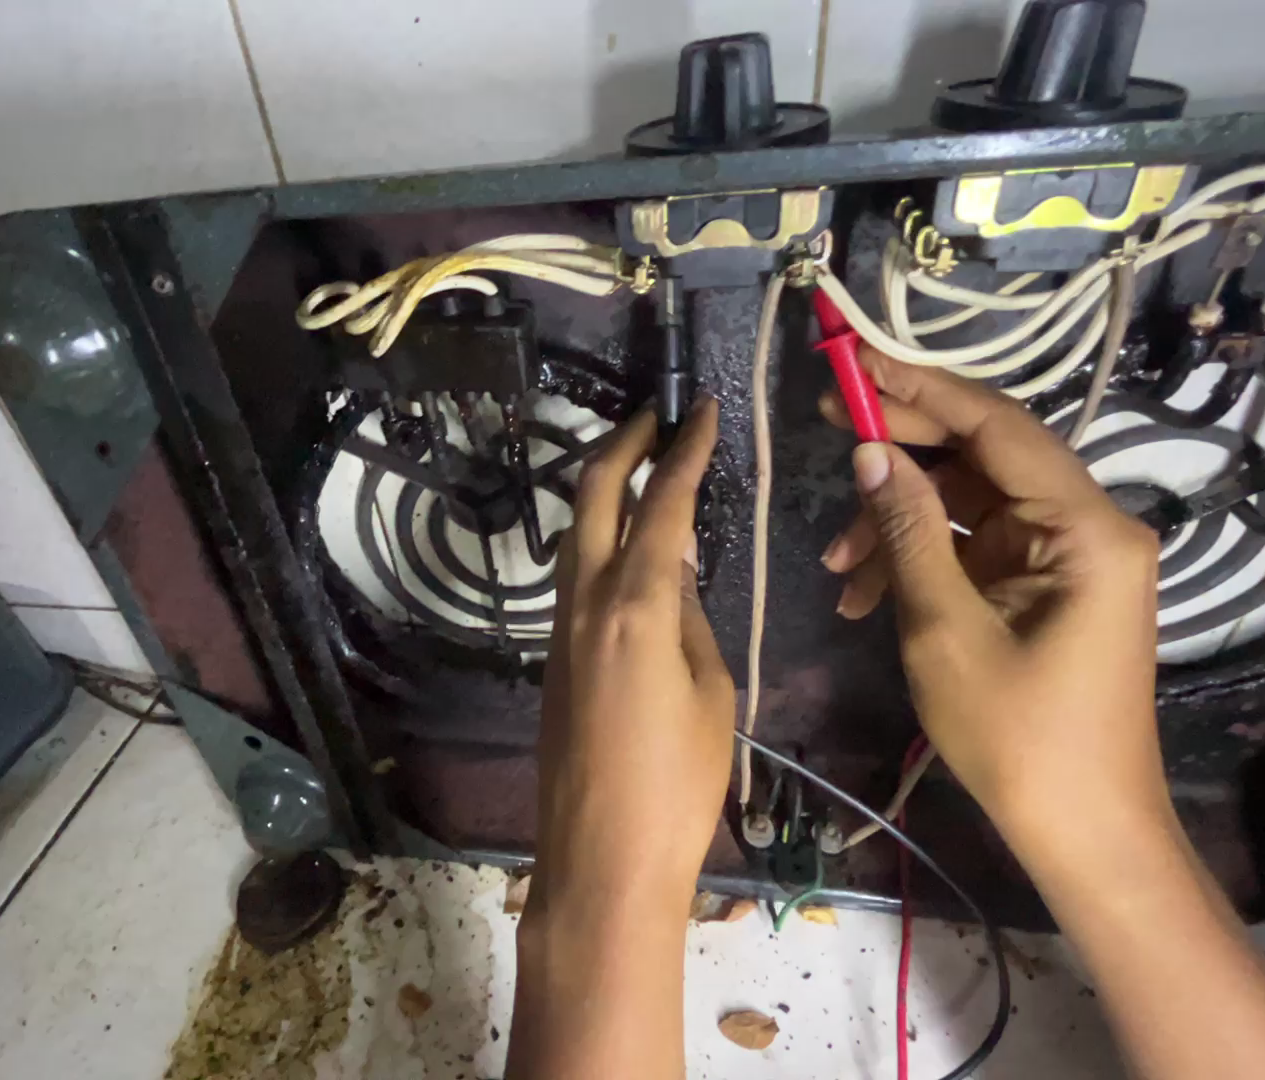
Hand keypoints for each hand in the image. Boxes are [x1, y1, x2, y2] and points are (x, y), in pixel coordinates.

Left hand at [532, 398, 733, 911]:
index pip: (662, 504)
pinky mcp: (553, 651)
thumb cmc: (678, 782)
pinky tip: (630, 545)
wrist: (602, 853)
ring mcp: (560, 625)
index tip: (699, 412)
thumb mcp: (710, 691)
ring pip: (576, 533)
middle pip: (593, 497)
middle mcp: (587, 600)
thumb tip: (676, 569)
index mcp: (637, 604)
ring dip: (604, 489)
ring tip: (643, 467)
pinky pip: (576, 574)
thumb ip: (689, 617)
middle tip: (655, 417)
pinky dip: (601, 539)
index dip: (682, 451)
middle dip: (621, 445)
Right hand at [818, 350, 1167, 841]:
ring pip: (963, 503)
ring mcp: (1057, 556)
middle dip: (901, 448)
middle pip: (980, 455)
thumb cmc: (1014, 733)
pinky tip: (860, 596)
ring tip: (836, 564)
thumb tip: (870, 453)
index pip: (997, 426)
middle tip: (830, 425)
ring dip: (894, 523)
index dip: (921, 389)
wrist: (1074, 825)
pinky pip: (965, 546)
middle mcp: (1081, 526)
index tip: (855, 364)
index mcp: (1083, 527)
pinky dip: (912, 560)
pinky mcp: (1034, 583)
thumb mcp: (943, 625)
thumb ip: (908, 529)